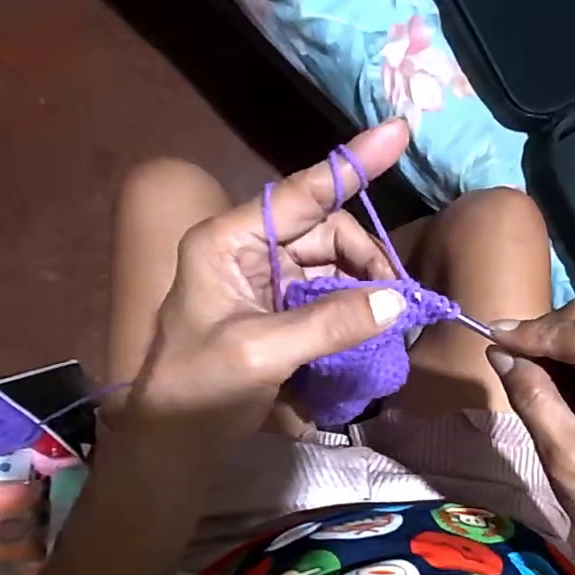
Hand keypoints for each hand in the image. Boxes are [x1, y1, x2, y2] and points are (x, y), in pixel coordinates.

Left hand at [120, 120, 412, 447]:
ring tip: (390, 317)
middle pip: (325, 231)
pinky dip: (353, 304)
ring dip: (365, 284)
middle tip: (398, 299)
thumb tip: (397, 302)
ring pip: (332, 262)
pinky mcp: (278, 310)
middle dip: (365, 257)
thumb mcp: (261, 352)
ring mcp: (265, 280)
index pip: (300, 193)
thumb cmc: (199, 390)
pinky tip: (373, 323)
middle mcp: (249, 250)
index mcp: (229, 241)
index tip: (397, 131)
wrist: (175, 442)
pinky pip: (327, 292)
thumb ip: (329, 323)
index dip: (351, 164)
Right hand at [487, 299, 574, 565]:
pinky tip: (540, 368)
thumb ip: (533, 401)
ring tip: (520, 363)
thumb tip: (499, 352)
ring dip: (548, 336)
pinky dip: (557, 346)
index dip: (540, 333)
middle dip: (543, 331)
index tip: (495, 340)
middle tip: (504, 352)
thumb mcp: (562, 458)